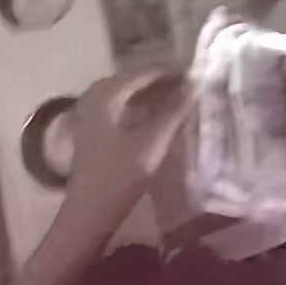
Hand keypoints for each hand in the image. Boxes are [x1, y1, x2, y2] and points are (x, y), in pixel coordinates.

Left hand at [64, 66, 192, 211]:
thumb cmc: (120, 177)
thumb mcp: (153, 143)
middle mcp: (95, 91)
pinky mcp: (93, 121)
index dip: (173, 72)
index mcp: (106, 92)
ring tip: (182, 98)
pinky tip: (160, 112)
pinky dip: (141, 103)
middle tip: (193, 87)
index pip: (146, 71)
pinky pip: (121, 101)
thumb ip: (175, 110)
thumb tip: (195, 84)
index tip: (197, 76)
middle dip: (165, 81)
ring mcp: (91, 105)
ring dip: (154, 93)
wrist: (88, 212)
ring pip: (130, 90)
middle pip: (136, 78)